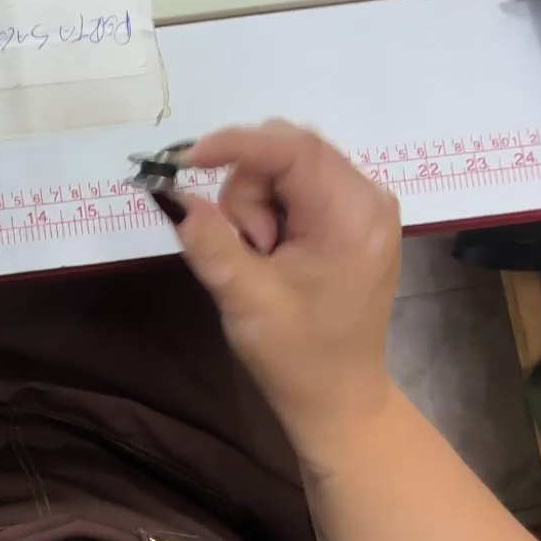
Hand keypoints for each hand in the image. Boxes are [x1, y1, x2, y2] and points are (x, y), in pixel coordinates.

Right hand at [172, 120, 401, 446]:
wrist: (337, 395)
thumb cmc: (296, 354)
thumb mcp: (245, 299)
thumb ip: (211, 243)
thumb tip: (175, 197)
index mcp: (352, 217)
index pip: (292, 149)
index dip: (235, 144)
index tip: (185, 161)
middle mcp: (366, 199)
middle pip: (287, 152)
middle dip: (246, 190)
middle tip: (247, 247)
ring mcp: (360, 208)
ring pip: (284, 168)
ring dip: (253, 206)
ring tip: (260, 258)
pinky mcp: (346, 220)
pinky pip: (293, 189)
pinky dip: (265, 210)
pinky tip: (269, 251)